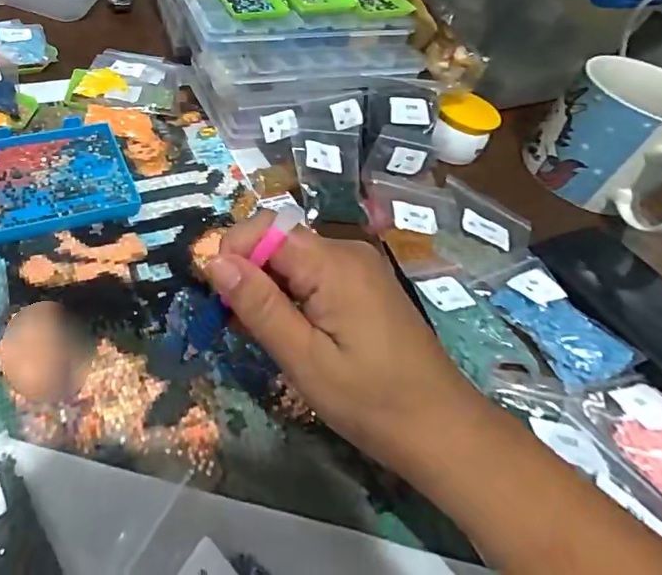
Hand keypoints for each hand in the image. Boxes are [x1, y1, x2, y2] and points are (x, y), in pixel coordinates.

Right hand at [208, 218, 479, 467]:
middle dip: (248, 272)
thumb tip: (214, 260)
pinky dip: (292, 293)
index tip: (219, 296)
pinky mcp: (364, 283)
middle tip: (238, 323)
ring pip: (293, 256)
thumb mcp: (305, 360)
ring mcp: (359, 265)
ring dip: (268, 285)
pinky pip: (314, 271)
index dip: (233, 251)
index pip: (265, 227)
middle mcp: (347, 250)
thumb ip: (258, 305)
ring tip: (265, 333)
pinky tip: (294, 330)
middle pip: (278, 238)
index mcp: (333, 263)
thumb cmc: (372, 402)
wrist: (447, 434)